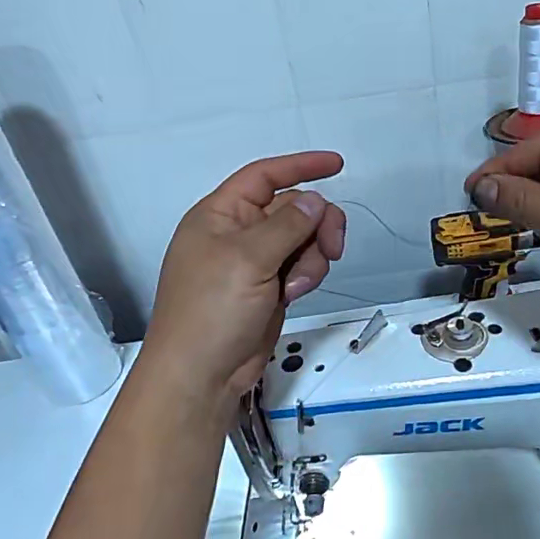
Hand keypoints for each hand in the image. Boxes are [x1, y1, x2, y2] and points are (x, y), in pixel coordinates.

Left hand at [139, 152, 346, 407]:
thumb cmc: (211, 310)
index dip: (300, 166)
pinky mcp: (269, 287)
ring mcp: (255, 262)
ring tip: (296, 285)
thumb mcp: (248, 259)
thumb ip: (287, 225)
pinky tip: (293, 295)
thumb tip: (314, 201)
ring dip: (311, 258)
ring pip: (303, 239)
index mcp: (221, 214)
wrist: (202, 374)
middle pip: (293, 209)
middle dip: (316, 226)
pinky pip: (301, 265)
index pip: (264, 176)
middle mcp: (239, 233)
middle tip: (332, 248)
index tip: (337, 165)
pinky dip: (306, 275)